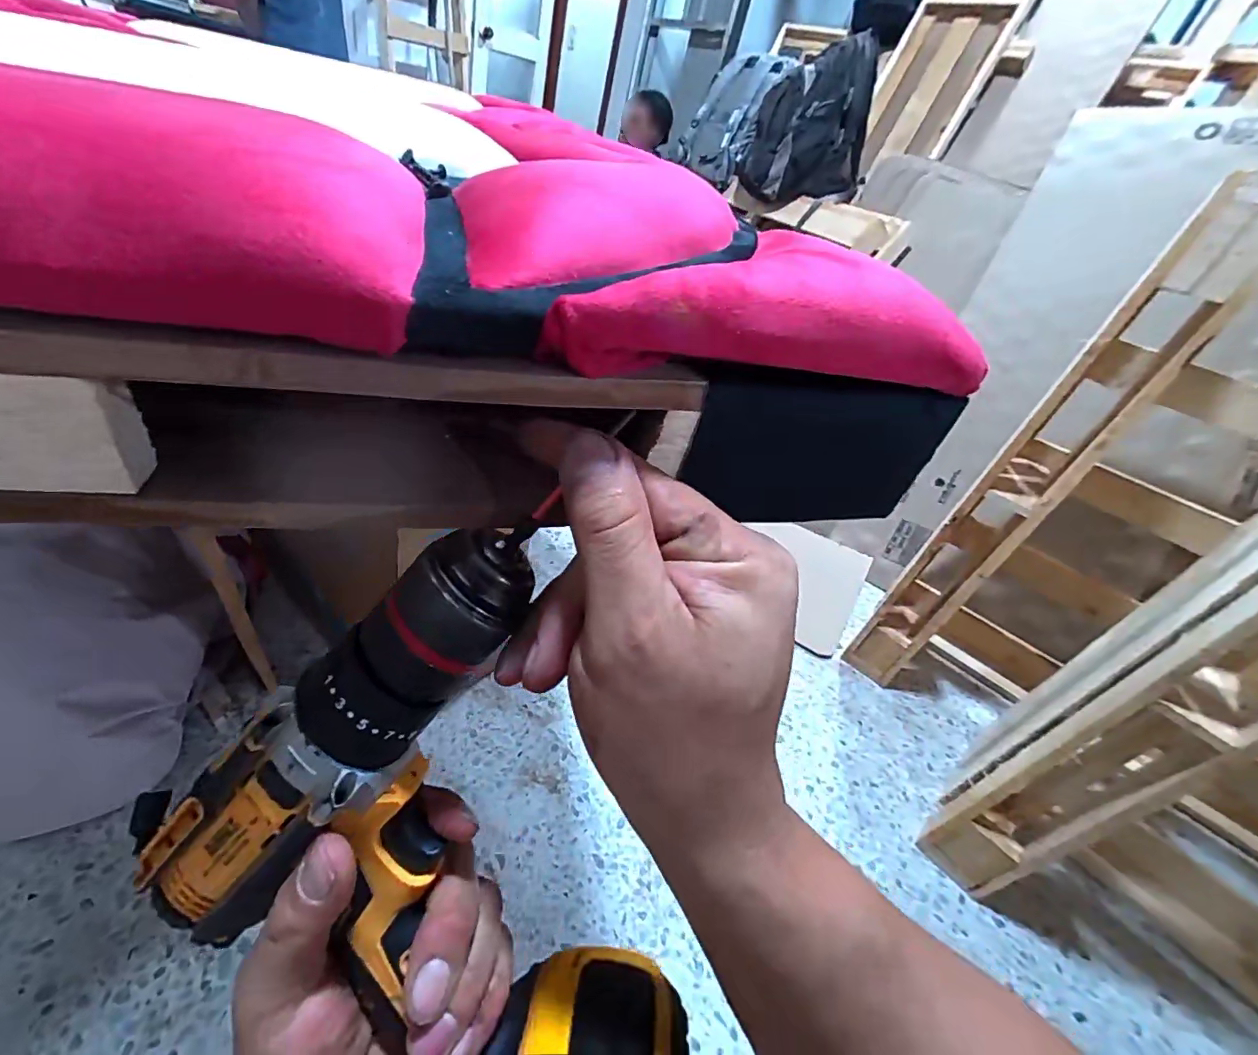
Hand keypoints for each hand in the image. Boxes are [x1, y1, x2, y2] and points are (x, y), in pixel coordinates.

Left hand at [233, 788, 514, 1054]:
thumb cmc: (287, 1039)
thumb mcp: (277, 981)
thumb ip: (298, 917)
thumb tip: (331, 845)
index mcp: (361, 877)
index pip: (408, 816)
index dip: (440, 808)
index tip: (457, 827)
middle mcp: (409, 890)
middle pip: (459, 868)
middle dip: (451, 930)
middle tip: (421, 1001)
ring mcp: (445, 927)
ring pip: (488, 914)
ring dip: (465, 983)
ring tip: (425, 1039)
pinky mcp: (473, 965)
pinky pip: (504, 960)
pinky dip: (484, 1003)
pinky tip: (449, 1042)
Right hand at [495, 421, 798, 848]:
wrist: (697, 822)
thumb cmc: (667, 736)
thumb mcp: (628, 626)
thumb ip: (607, 530)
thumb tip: (585, 445)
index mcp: (735, 554)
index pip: (643, 486)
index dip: (578, 466)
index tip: (521, 435)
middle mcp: (728, 562)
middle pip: (618, 537)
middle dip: (568, 596)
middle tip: (534, 654)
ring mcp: (704, 592)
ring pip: (607, 573)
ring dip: (565, 622)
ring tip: (541, 672)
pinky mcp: (680, 617)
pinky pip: (614, 601)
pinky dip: (578, 634)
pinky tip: (554, 669)